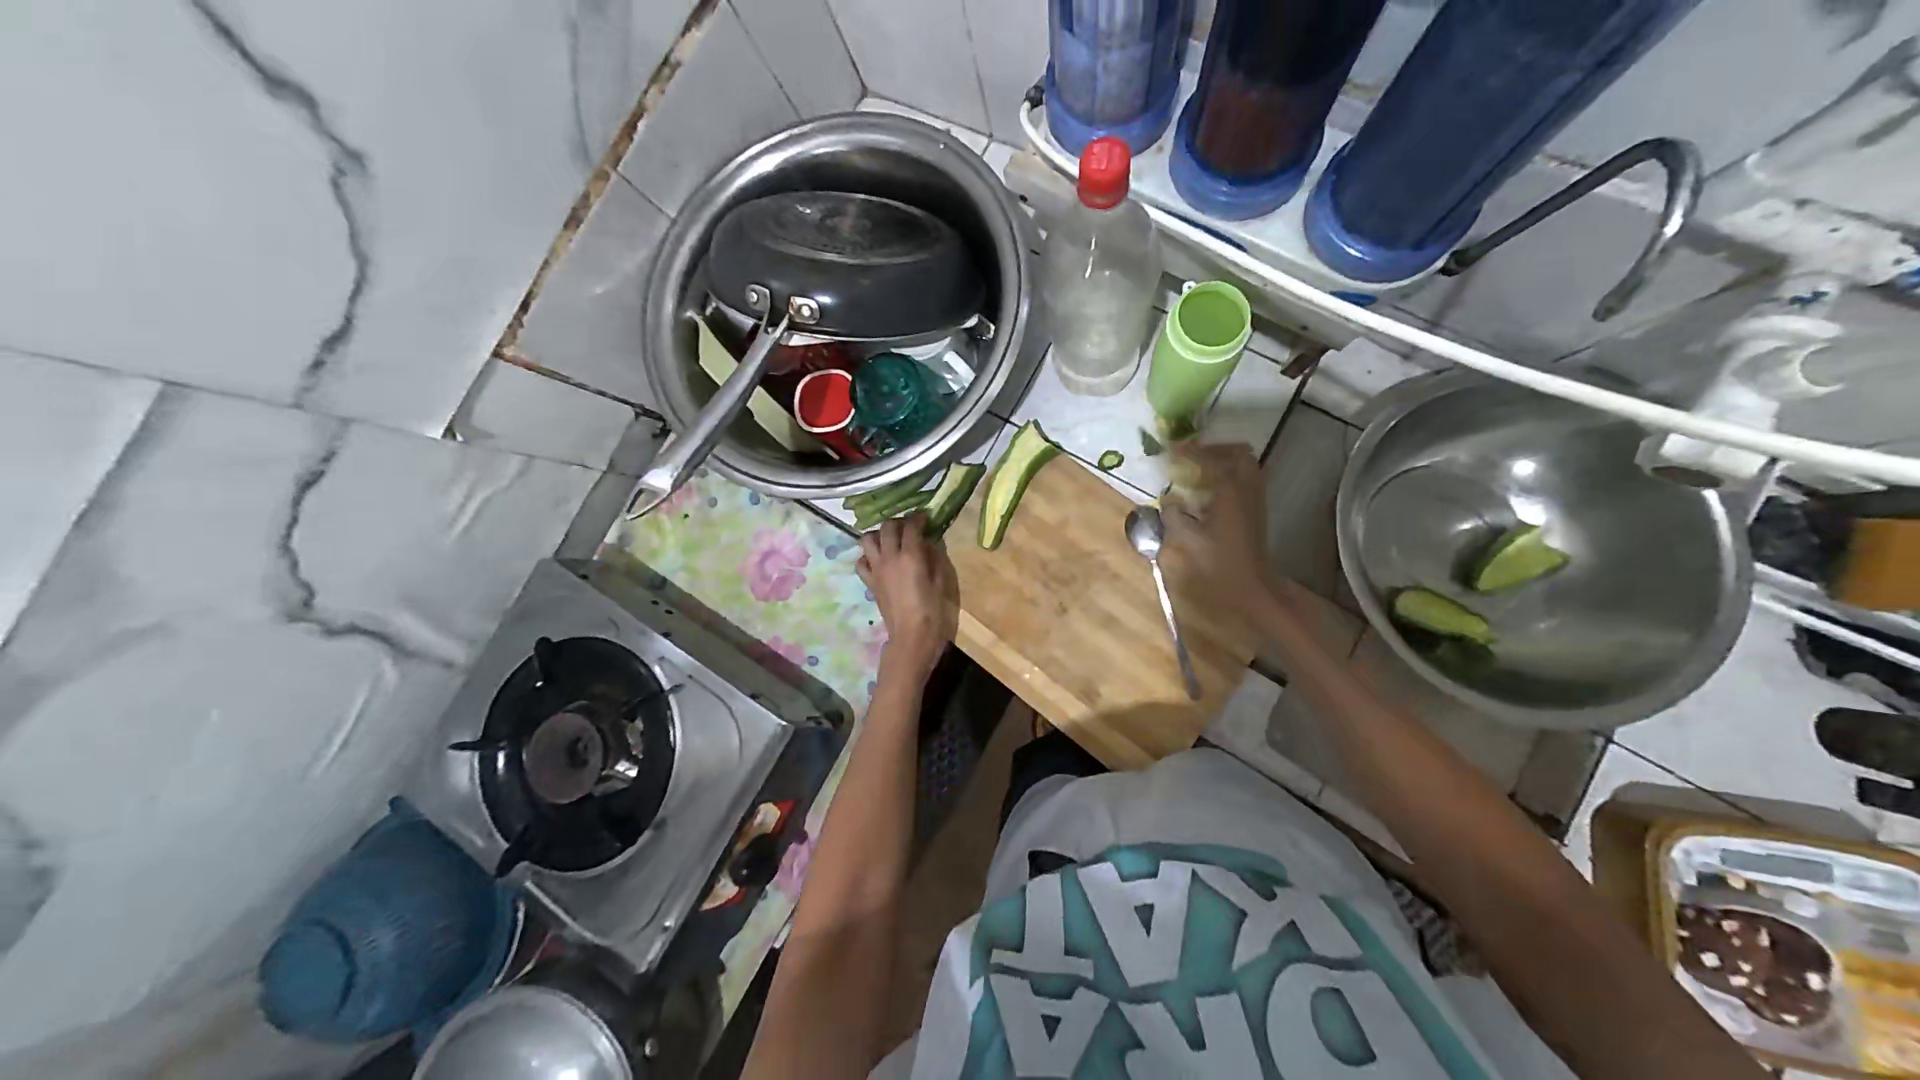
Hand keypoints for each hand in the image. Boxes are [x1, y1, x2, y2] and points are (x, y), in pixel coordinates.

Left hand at [856, 515, 955, 682]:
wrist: (911, 635)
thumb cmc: (932, 610)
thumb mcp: (940, 580)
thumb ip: (933, 557)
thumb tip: (928, 543)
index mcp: (910, 555)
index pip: (911, 526)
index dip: (918, 518)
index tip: (924, 518)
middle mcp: (890, 557)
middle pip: (887, 527)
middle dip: (898, 522)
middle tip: (907, 527)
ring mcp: (876, 569)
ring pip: (867, 539)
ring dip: (878, 534)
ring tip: (889, 539)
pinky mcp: (869, 582)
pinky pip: (861, 562)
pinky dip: (868, 557)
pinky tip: (878, 560)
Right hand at [1161, 443, 1276, 617]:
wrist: (1250, 589)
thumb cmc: (1217, 563)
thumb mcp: (1185, 539)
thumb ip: (1173, 515)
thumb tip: (1169, 502)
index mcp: (1230, 491)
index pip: (1210, 459)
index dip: (1189, 452)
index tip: (1170, 451)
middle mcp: (1248, 489)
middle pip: (1239, 454)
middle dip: (1215, 450)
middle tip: (1191, 457)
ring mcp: (1255, 501)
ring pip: (1245, 468)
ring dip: (1223, 464)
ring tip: (1197, 473)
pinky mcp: (1256, 514)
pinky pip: (1245, 483)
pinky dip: (1227, 479)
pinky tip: (1207, 494)